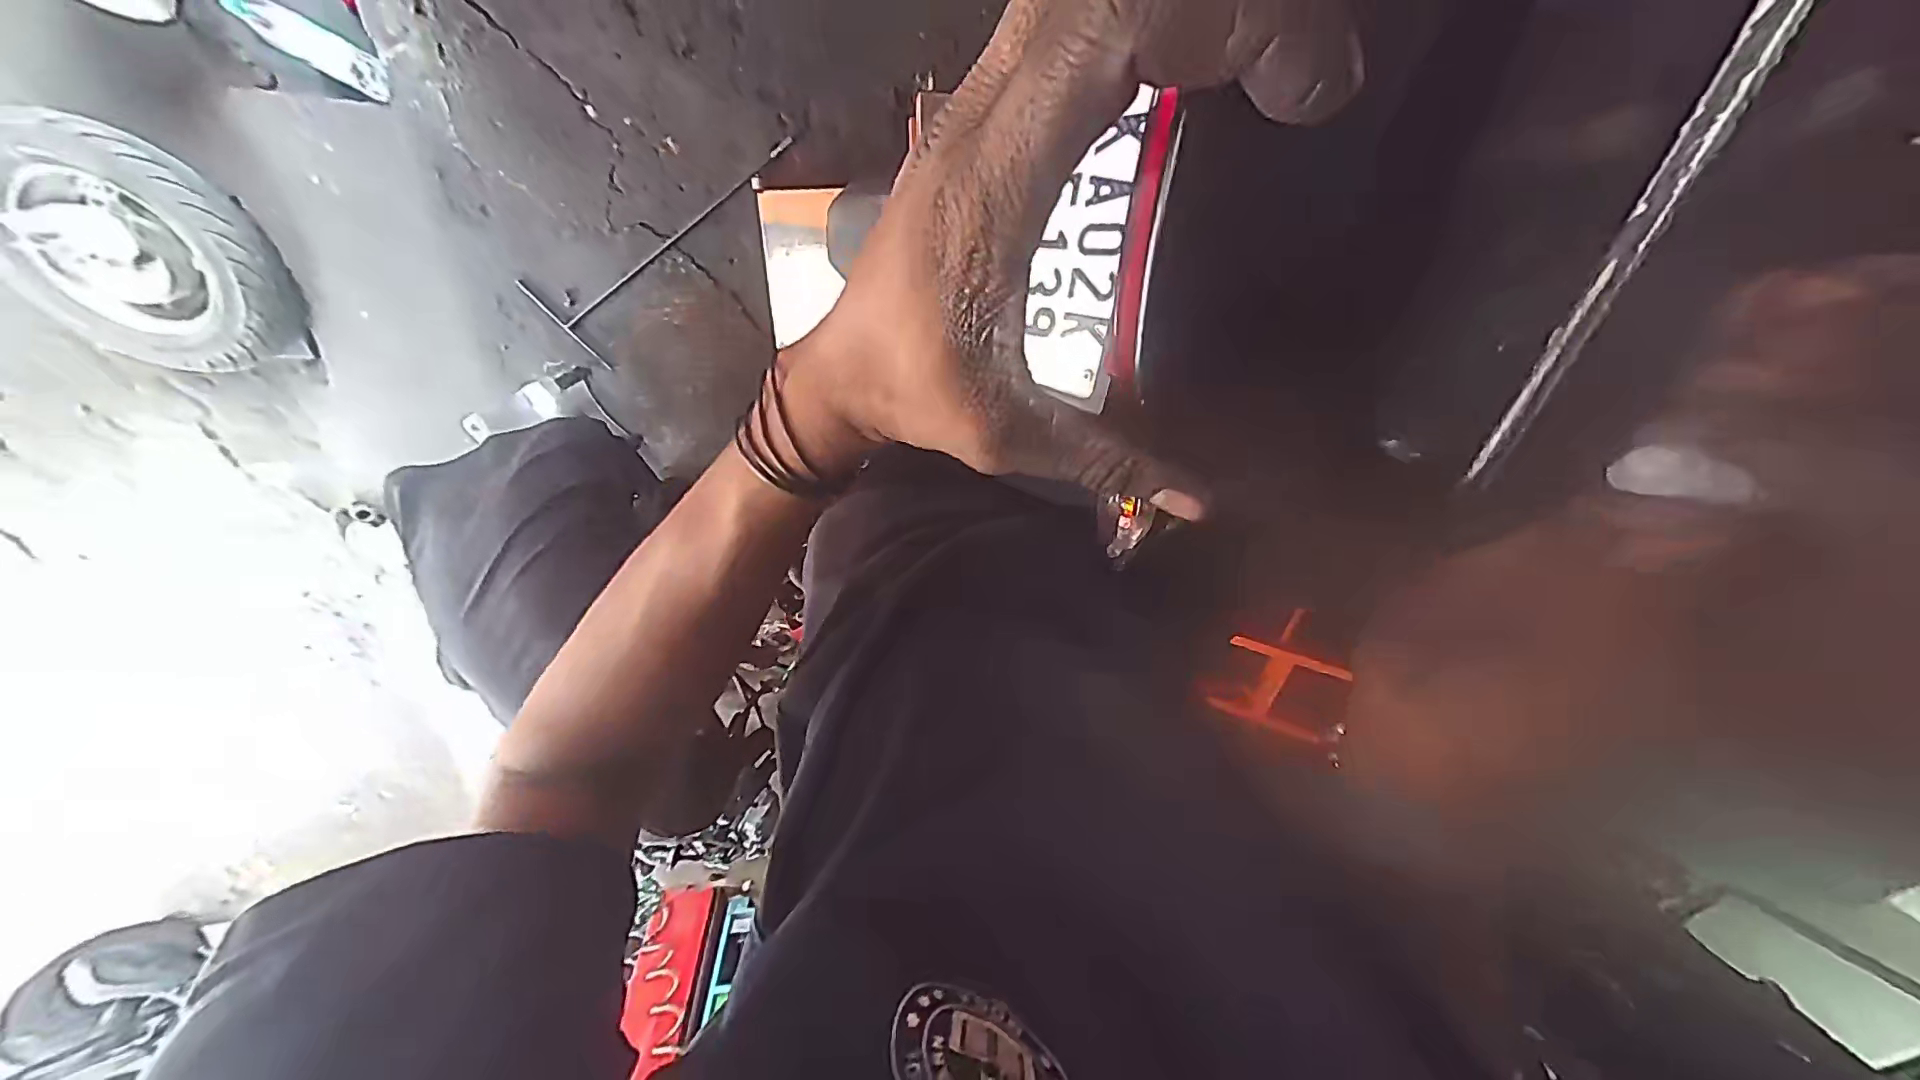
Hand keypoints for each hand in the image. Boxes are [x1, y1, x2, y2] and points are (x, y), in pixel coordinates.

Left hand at [781, 0, 1364, 519]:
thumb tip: (1203, 498)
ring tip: (1226, 60)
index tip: (1271, 68)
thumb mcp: (1010, 434)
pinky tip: (1154, 72)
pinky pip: (1040, 40)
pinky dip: (1106, 34)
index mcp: (993, 189)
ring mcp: (961, 119)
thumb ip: (1111, 461)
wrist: (836, 372)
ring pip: (1059, 7)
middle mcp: (974, 129)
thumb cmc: (913, 397)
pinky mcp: (961, 129)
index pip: (1098, 38)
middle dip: (1189, 11)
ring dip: (1146, 17)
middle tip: (1264, 61)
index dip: (1196, 21)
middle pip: (1086, 1)